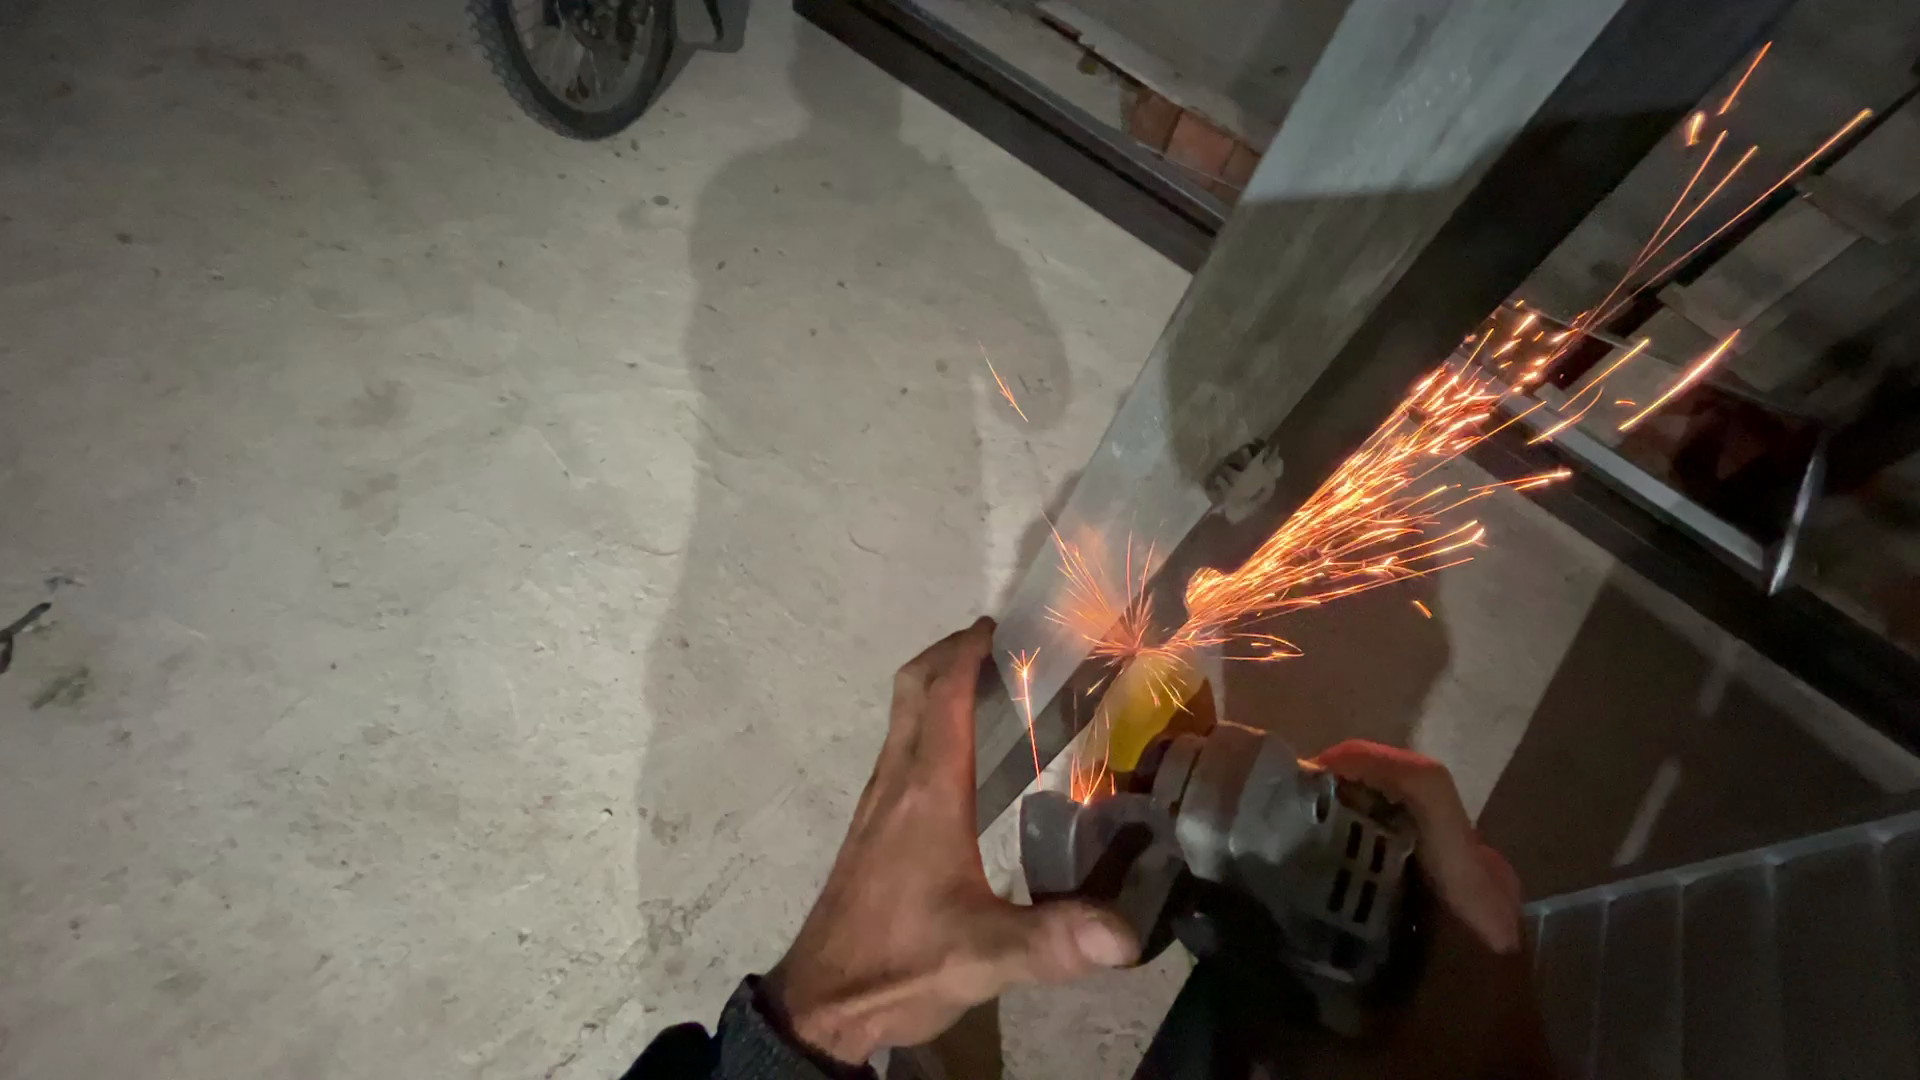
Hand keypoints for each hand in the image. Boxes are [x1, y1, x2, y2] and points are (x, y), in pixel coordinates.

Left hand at [765, 617, 1138, 1063]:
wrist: (822, 998)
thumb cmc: (899, 961)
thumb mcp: (983, 956)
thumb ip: (1053, 940)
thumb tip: (1128, 932)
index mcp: (927, 790)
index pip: (942, 696)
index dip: (967, 652)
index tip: (999, 625)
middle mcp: (898, 777)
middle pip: (913, 687)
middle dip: (949, 651)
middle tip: (997, 643)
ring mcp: (879, 794)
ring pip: (902, 710)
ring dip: (936, 679)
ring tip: (986, 679)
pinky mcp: (872, 815)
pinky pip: (900, 739)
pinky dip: (927, 714)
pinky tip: (959, 745)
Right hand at [1299, 741, 1552, 1078]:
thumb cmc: (1457, 1069)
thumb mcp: (1367, 1059)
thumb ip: (1284, 1023)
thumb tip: (1212, 968)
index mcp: (1468, 893)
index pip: (1426, 786)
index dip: (1362, 761)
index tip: (1297, 779)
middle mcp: (1477, 872)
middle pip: (1401, 794)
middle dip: (1330, 793)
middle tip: (1267, 817)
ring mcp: (1473, 883)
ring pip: (1399, 818)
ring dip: (1340, 819)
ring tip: (1280, 844)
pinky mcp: (1461, 901)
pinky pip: (1404, 846)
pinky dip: (1355, 847)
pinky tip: (1312, 882)